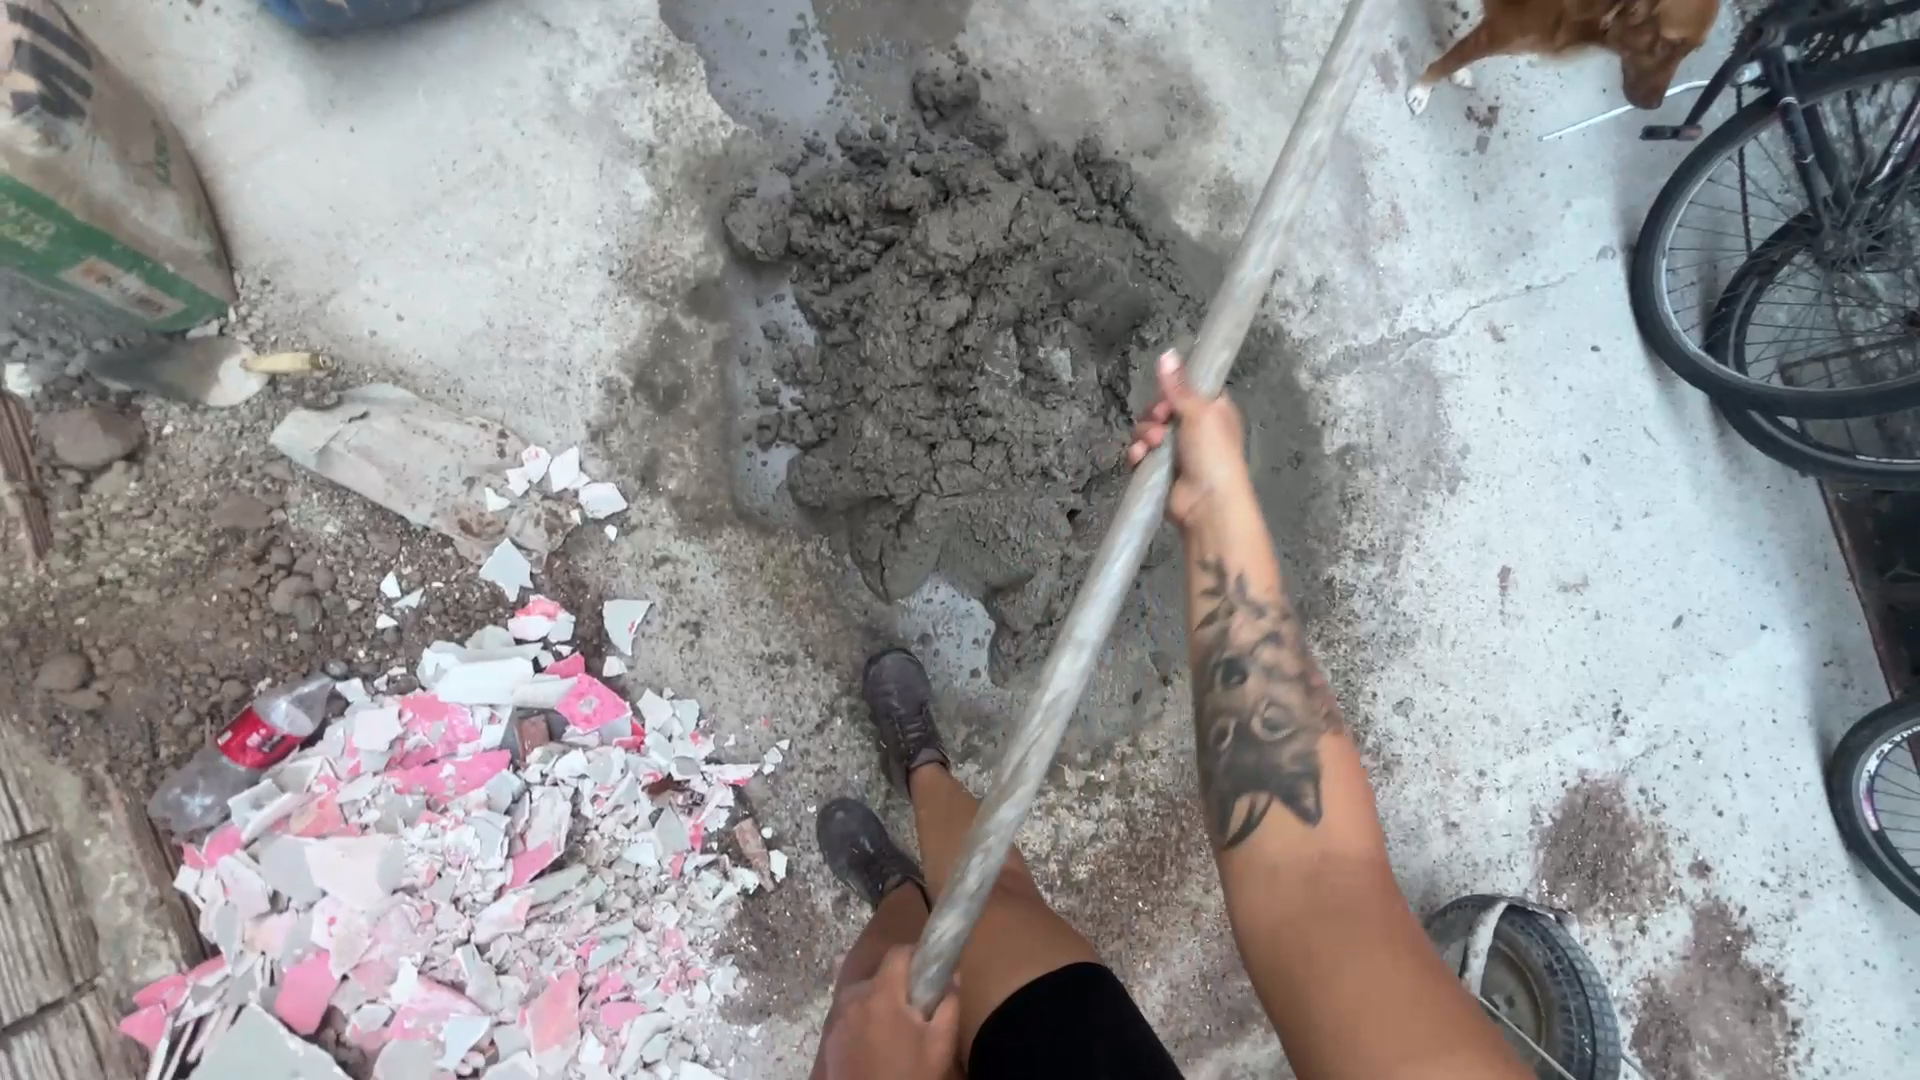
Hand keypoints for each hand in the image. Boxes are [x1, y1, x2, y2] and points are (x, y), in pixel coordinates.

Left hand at [822, 947, 960, 1079]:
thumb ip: (950, 1004)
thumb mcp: (939, 1045)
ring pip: (863, 994)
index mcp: (881, 992)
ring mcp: (838, 1018)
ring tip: (895, 1027)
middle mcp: (854, 997)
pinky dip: (863, 1019)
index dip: (915, 955)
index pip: (897, 952)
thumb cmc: (908, 1077)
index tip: (928, 970)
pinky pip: (850, 1014)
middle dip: (897, 984)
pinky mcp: (829, 1039)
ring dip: (879, 1000)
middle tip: (915, 1006)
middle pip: (879, 974)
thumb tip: (954, 974)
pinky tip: (877, 1041)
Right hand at [1127, 350, 1251, 529]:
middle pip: (1162, 409)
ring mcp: (1176, 450)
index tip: (1168, 396)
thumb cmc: (1213, 453)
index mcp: (1212, 410)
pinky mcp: (1160, 469)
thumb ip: (1179, 385)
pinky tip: (1141, 458)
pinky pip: (1141, 453)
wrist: (1207, 502)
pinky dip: (1139, 454)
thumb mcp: (1199, 412)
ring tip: (1152, 446)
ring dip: (1145, 435)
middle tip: (1160, 422)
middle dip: (1154, 415)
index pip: (1187, 390)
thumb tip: (1166, 353)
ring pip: (1148, 430)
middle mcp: (1195, 427)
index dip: (1173, 391)